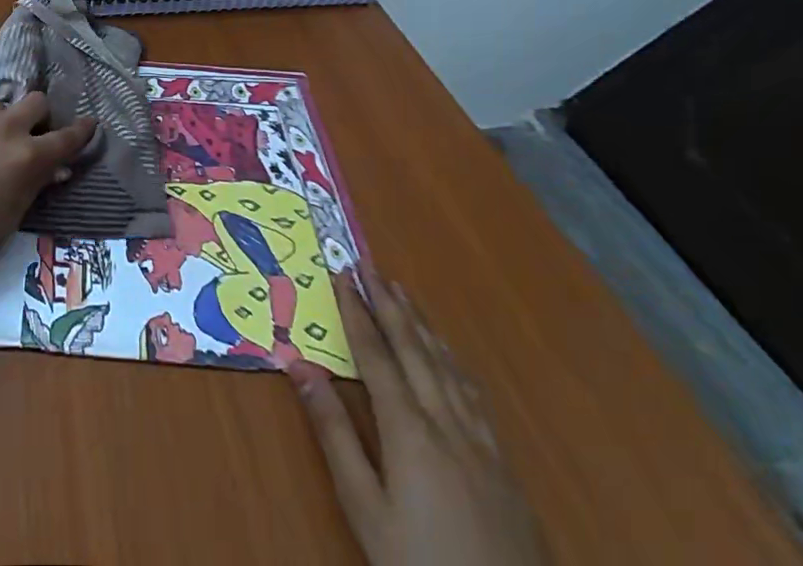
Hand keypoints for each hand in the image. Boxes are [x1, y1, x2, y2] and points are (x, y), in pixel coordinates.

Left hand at [0, 94, 92, 268]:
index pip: (68, 137)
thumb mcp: (7, 218)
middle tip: (25, 135)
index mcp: (28, 156)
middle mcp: (6, 125)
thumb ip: (33, 187)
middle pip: (37, 101)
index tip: (89, 124)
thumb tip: (53, 169)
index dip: (82, 131)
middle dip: (38, 116)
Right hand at [288, 262, 549, 565]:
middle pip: (416, 352)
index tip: (343, 276)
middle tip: (372, 267)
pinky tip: (449, 358)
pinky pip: (473, 395)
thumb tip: (300, 367)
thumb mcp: (361, 500)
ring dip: (423, 326)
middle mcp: (448, 424)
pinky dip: (453, 362)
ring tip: (405, 295)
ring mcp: (482, 443)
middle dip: (391, 306)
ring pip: (448, 368)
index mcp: (410, 430)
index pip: (376, 356)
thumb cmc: (415, 555)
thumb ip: (333, 431)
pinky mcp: (502, 464)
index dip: (357, 313)